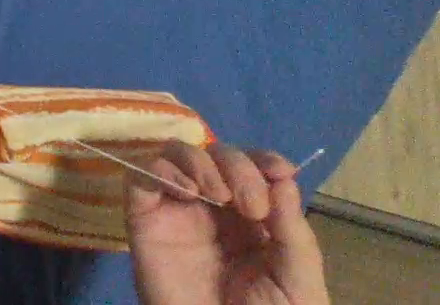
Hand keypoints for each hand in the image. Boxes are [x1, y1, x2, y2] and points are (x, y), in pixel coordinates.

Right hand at [126, 142, 328, 304]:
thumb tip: (284, 178)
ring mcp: (175, 206)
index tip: (278, 169)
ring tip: (215, 193)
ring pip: (176, 152)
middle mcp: (214, 205)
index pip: (254, 170)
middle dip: (237, 167)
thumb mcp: (298, 286)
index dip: (263, 159)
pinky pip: (140, 173)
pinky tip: (184, 192)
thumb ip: (294, 236)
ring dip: (199, 162)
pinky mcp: (142, 212)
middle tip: (249, 205)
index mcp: (254, 219)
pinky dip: (162, 170)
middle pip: (217, 154)